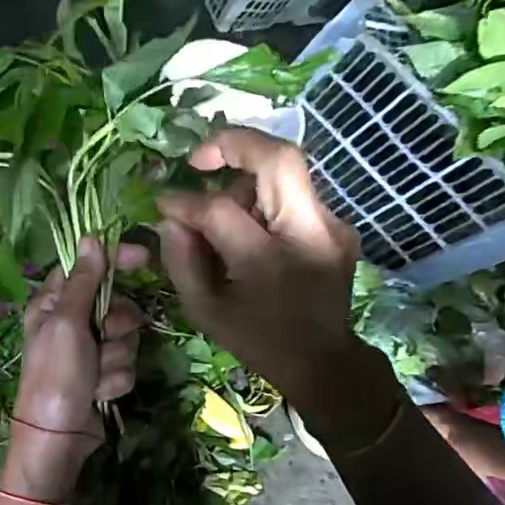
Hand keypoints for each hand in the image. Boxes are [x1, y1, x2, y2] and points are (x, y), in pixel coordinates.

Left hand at [4, 238, 146, 500]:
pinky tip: (98, 393)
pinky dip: (116, 379)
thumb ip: (84, 281)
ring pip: (126, 337)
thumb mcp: (67, 322)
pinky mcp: (105, 374)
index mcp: (53, 303)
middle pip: (116, 303)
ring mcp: (90, 350)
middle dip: (118, 324)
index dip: (115, 261)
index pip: (89, 267)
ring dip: (116, 357)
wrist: (59, 437)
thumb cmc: (56, 375)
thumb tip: (91, 238)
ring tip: (95, 375)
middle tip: (105, 337)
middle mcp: (72, 322)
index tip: (144, 259)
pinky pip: (127, 364)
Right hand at [155, 128, 365, 392]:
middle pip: (279, 157)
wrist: (323, 361)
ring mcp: (333, 227)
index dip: (186, 201)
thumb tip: (170, 217)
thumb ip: (181, 260)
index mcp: (269, 261)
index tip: (165, 203)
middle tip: (200, 159)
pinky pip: (296, 195)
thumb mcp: (205, 311)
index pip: (221, 208)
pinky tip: (253, 224)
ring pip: (288, 172)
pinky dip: (267, 198)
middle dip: (234, 143)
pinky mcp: (339, 228)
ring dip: (248, 176)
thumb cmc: (259, 341)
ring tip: (224, 206)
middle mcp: (310, 232)